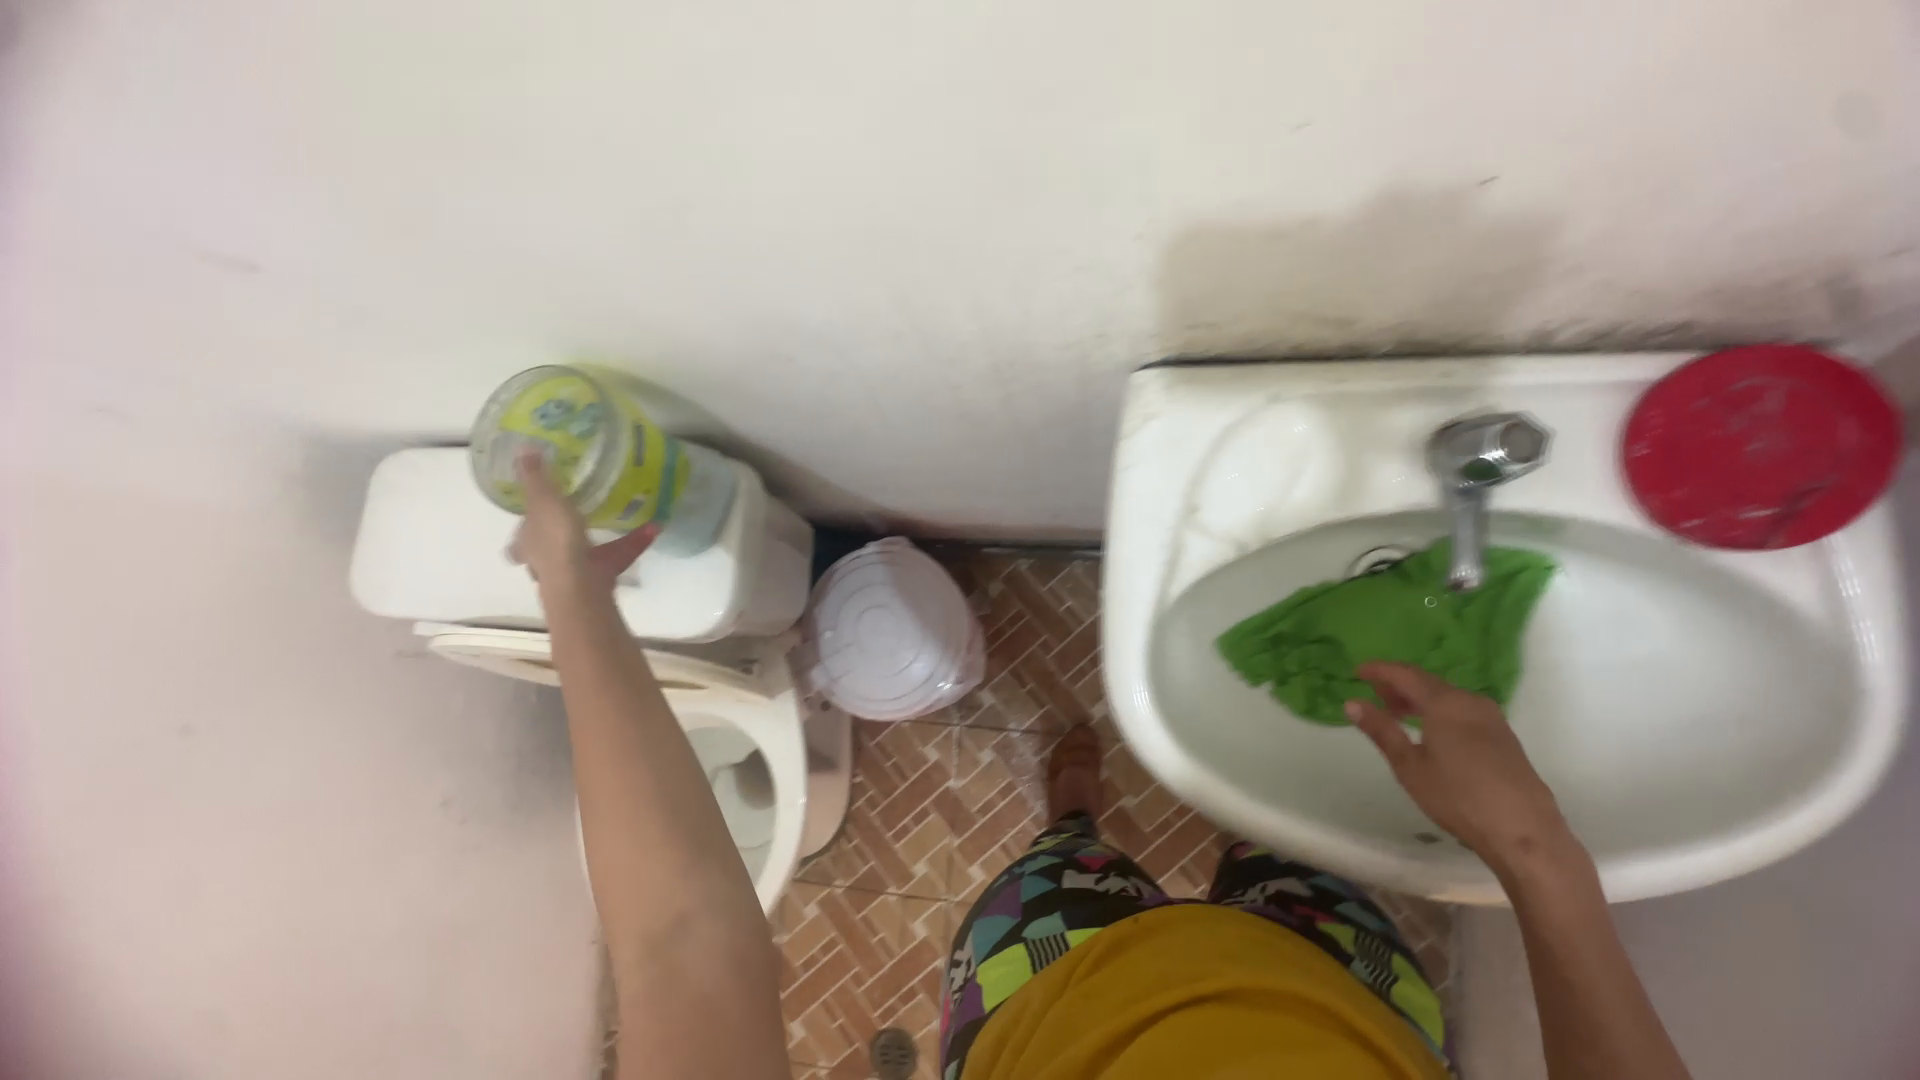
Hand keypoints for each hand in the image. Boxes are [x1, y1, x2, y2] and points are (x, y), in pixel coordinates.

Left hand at [508, 449, 658, 596]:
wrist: (580, 586)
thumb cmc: (555, 540)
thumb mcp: (543, 500)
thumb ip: (536, 477)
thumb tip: (522, 447)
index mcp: (529, 542)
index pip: (522, 533)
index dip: (527, 524)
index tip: (536, 514)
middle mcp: (547, 560)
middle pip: (554, 547)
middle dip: (568, 535)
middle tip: (582, 518)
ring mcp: (574, 572)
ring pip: (591, 552)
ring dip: (612, 537)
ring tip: (631, 517)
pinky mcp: (602, 579)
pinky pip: (619, 555)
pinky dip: (636, 542)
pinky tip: (653, 528)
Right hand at [1345, 662, 1570, 870]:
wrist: (1524, 832)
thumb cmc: (1458, 797)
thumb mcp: (1409, 765)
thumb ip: (1381, 730)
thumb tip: (1352, 703)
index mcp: (1446, 703)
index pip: (1406, 674)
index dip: (1380, 670)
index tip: (1357, 671)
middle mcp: (1471, 702)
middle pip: (1428, 683)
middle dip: (1398, 685)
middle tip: (1373, 695)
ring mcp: (1492, 719)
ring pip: (1447, 697)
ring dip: (1419, 700)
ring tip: (1397, 714)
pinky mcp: (1503, 737)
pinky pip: (1462, 711)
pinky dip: (1439, 712)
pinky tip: (1430, 731)